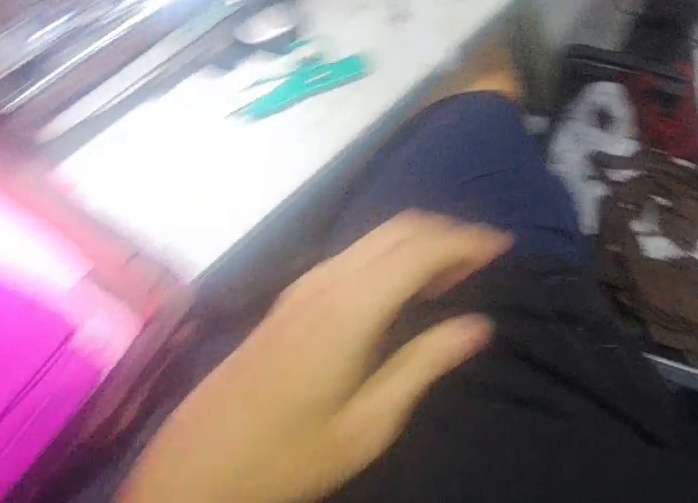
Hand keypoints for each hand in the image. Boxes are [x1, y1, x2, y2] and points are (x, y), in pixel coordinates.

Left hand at [124, 213, 511, 502]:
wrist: (194, 470)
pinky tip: (408, 286)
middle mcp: (330, 278)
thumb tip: (479, 323)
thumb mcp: (367, 425)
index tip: (504, 246)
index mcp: (351, 306)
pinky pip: (359, 251)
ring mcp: (307, 282)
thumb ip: (424, 364)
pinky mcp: (295, 295)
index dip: (467, 239)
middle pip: (402, 226)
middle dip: (450, 230)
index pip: (423, 247)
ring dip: (423, 238)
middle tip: (487, 257)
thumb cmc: (287, 456)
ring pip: (379, 234)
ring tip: (458, 271)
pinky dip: (396, 251)